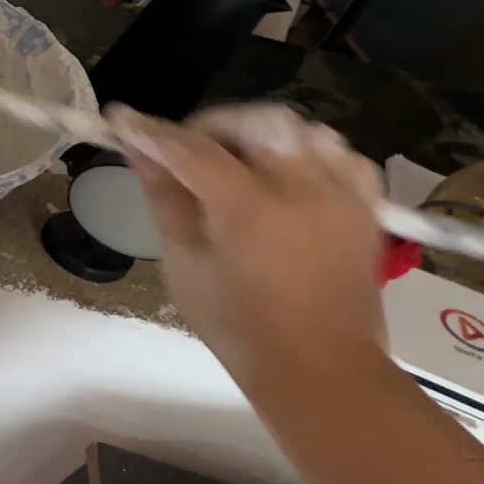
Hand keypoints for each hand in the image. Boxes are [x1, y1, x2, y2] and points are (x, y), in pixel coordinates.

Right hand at [109, 104, 387, 386]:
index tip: (118, 117)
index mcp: (251, 211)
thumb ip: (166, 198)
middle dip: (210, 125)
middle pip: (257, 123)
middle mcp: (305, 191)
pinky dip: (304, 150)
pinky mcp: (366, 207)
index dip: (149, 131)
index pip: (192, 150)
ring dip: (257, 134)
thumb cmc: (235, 322)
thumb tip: (140, 153)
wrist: (319, 365)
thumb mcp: (183, 261)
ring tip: (230, 159)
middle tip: (180, 148)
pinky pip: (338, 154)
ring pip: (302, 129)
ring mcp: (344, 196)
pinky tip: (279, 171)